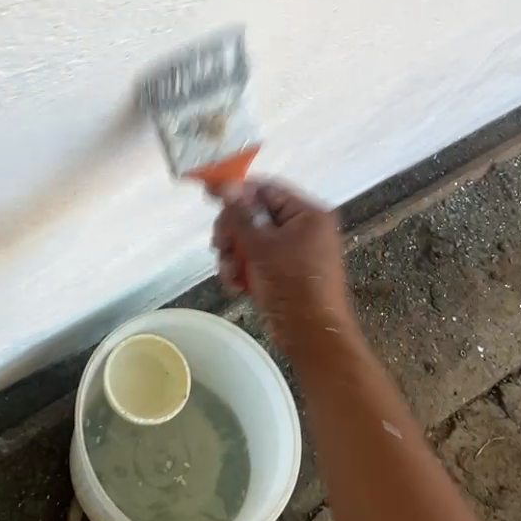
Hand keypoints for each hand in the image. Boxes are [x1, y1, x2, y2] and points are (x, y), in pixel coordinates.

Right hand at [212, 180, 358, 345]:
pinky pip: (256, 261)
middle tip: (219, 245)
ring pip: (251, 241)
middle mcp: (303, 229)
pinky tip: (235, 285)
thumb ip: (241, 215)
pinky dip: (243, 271)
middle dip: (233, 233)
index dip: (238, 193)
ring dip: (233, 256)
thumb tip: (227, 186)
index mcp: (307, 214)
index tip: (209, 197)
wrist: (311, 335)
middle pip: (255, 216)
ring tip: (229, 273)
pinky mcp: (284, 273)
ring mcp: (294, 252)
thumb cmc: (292, 284)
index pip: (266, 190)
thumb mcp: (262, 246)